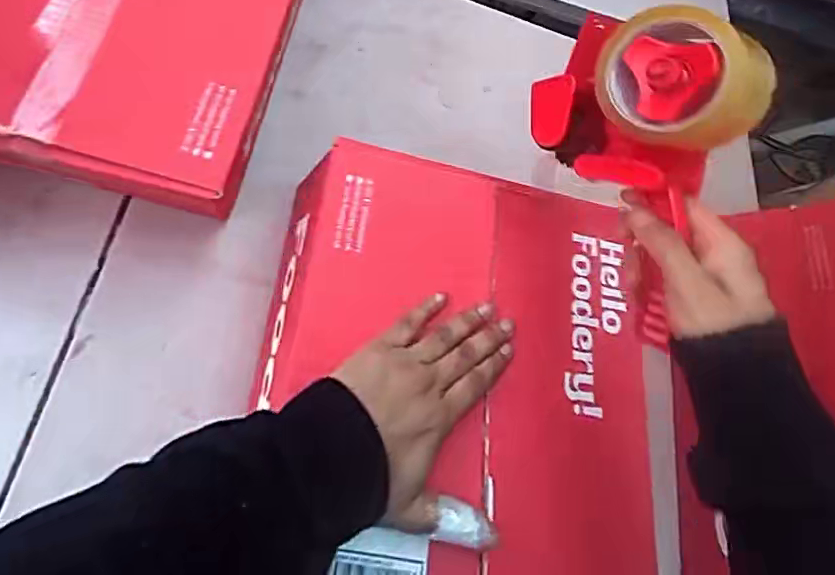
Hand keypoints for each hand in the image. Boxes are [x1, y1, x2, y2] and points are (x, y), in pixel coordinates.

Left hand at [332, 294, 513, 535]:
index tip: (509, 349)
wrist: (325, 457)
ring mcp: (406, 361)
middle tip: (508, 321)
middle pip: (467, 356)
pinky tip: (440, 297)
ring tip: (486, 307)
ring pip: (445, 336)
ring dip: (467, 320)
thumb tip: (490, 538)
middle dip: (489, 338)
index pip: (475, 384)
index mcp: (440, 416)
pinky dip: (425, 309)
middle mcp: (429, 383)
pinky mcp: (380, 347)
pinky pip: (408, 323)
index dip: (494, 365)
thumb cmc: (369, 480)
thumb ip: (447, 512)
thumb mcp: (411, 505)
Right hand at [622, 192, 774, 337]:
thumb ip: (661, 241)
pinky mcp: (694, 301)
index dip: (652, 199)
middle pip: (669, 230)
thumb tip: (634, 207)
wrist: (739, 384)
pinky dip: (649, 286)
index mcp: (721, 242)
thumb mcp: (686, 281)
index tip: (622, 202)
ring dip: (642, 266)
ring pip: (662, 256)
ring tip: (634, 288)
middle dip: (643, 240)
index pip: (684, 204)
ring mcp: (704, 279)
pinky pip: (665, 280)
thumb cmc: (714, 324)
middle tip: (624, 253)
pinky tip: (640, 300)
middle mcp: (714, 254)